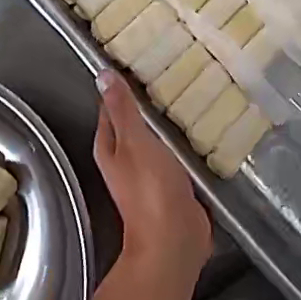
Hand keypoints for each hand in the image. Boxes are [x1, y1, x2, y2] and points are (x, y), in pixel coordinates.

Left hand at [93, 70, 211, 283]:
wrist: (174, 241)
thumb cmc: (149, 189)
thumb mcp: (134, 141)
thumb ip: (122, 109)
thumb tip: (102, 75)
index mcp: (109, 146)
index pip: (110, 106)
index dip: (120, 84)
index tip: (138, 59)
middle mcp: (125, 157)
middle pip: (134, 120)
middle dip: (148, 98)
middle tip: (169, 69)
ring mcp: (149, 171)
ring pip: (157, 135)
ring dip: (168, 118)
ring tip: (187, 90)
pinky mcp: (172, 181)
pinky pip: (176, 151)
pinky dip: (183, 137)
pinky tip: (198, 125)